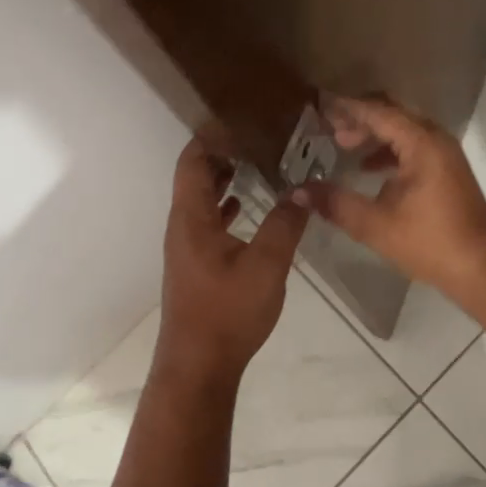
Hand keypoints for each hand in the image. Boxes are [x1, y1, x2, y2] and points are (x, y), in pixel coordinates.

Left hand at [156, 133, 309, 386]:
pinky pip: (207, 219)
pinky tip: (249, 206)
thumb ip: (284, 223)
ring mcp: (186, 245)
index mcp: (191, 217)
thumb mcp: (266, 265)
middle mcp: (182, 225)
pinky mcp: (195, 263)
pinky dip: (226, 204)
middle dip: (224, 152)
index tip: (246, 120)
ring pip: (201, 198)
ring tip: (260, 163)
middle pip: (196, 174)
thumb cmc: (227, 312)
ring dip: (225, 178)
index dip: (214, 135)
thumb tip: (302, 189)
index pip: (194, 159)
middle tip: (260, 138)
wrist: (198, 366)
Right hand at [294, 96, 485, 287]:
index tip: (318, 104)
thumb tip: (297, 192)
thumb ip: (335, 203)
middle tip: (327, 125)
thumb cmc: (429, 242)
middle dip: (359, 116)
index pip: (378, 112)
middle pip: (392, 112)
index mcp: (421, 144)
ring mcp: (445, 152)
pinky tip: (368, 168)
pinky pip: (413, 144)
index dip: (346, 107)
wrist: (480, 267)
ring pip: (403, 128)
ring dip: (373, 132)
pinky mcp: (447, 168)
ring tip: (342, 144)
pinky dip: (389, 148)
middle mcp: (435, 138)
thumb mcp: (375, 224)